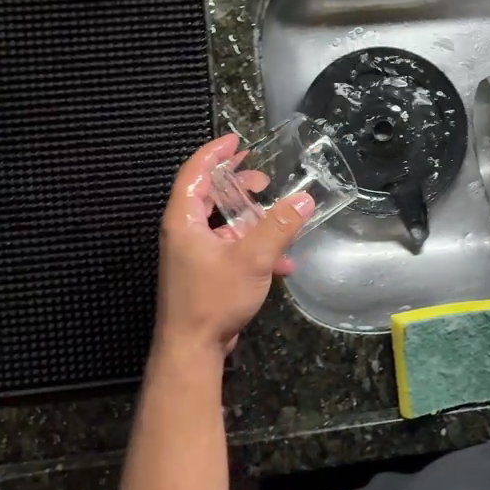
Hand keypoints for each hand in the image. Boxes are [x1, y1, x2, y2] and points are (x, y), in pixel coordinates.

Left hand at [156, 134, 314, 356]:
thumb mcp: (252, 258)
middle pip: (208, 194)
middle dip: (237, 183)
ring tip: (275, 212)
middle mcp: (184, 232)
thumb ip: (279, 226)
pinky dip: (253, 246)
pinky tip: (282, 261)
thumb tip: (305, 199)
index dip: (214, 153)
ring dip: (250, 216)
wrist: (192, 349)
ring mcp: (193, 254)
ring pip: (222, 222)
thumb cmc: (213, 298)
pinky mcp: (205, 273)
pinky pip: (230, 247)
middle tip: (262, 177)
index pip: (194, 173)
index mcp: (184, 220)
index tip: (236, 140)